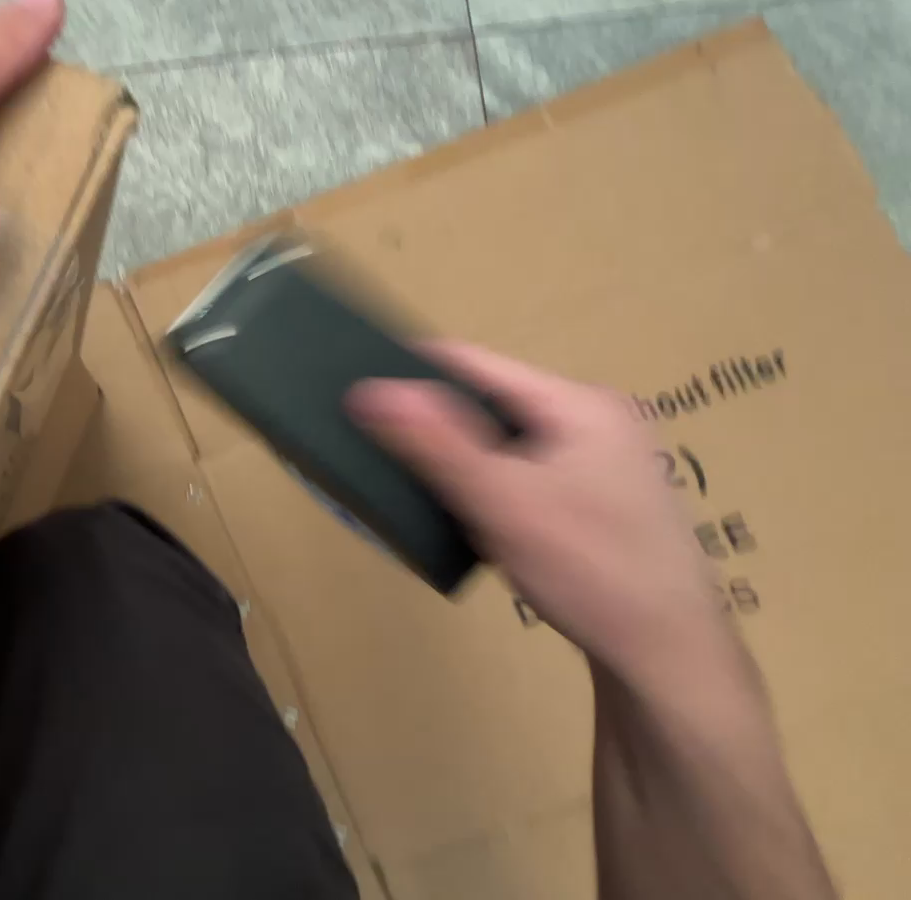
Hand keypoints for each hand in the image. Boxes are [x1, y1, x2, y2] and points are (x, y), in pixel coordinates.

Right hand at [348, 344, 731, 684]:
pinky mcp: (587, 492)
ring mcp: (593, 456)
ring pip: (493, 436)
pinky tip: (451, 505)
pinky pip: (511, 465)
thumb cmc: (589, 571)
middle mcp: (590, 417)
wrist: (668, 659)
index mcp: (577, 403)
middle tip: (368, 440)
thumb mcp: (502, 501)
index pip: (470, 362)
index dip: (407, 370)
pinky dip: (474, 477)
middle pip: (481, 398)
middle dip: (424, 418)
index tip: (352, 389)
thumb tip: (368, 390)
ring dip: (446, 452)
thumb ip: (434, 443)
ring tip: (400, 473)